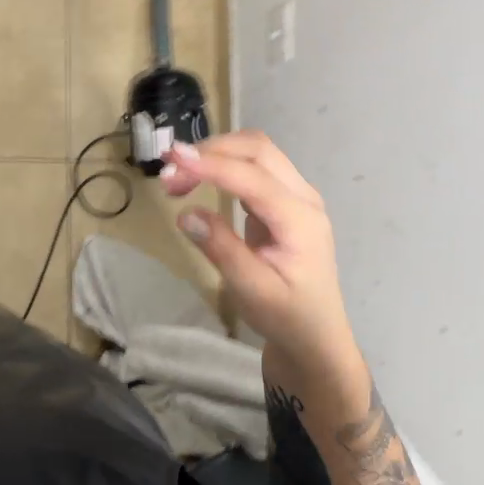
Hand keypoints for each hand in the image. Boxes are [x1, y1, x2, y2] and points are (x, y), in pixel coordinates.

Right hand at [160, 133, 363, 376]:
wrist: (315, 334)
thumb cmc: (285, 315)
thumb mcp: (251, 289)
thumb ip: (221, 248)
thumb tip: (186, 213)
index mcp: (300, 219)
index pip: (252, 177)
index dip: (211, 165)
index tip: (172, 159)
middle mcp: (303, 198)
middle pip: (257, 150)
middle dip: (210, 152)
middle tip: (168, 173)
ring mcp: (295, 196)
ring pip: (256, 153)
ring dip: (215, 155)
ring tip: (177, 177)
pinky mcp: (283, 201)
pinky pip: (253, 168)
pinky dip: (222, 165)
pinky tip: (197, 181)